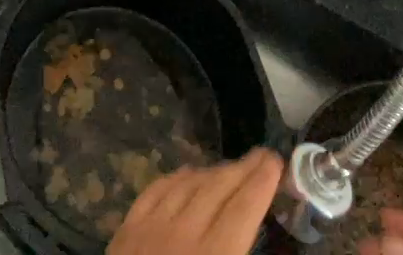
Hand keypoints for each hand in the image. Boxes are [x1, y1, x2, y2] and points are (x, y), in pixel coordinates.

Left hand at [107, 148, 282, 254]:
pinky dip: (176, 178)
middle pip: (217, 190)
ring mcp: (151, 228)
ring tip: (231, 169)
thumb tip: (247, 238)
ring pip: (187, 185)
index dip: (260, 183)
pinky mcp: (126, 230)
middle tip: (262, 157)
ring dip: (213, 173)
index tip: (276, 162)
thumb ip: (236, 250)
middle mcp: (182, 234)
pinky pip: (155, 190)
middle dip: (242, 170)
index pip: (242, 210)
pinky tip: (187, 175)